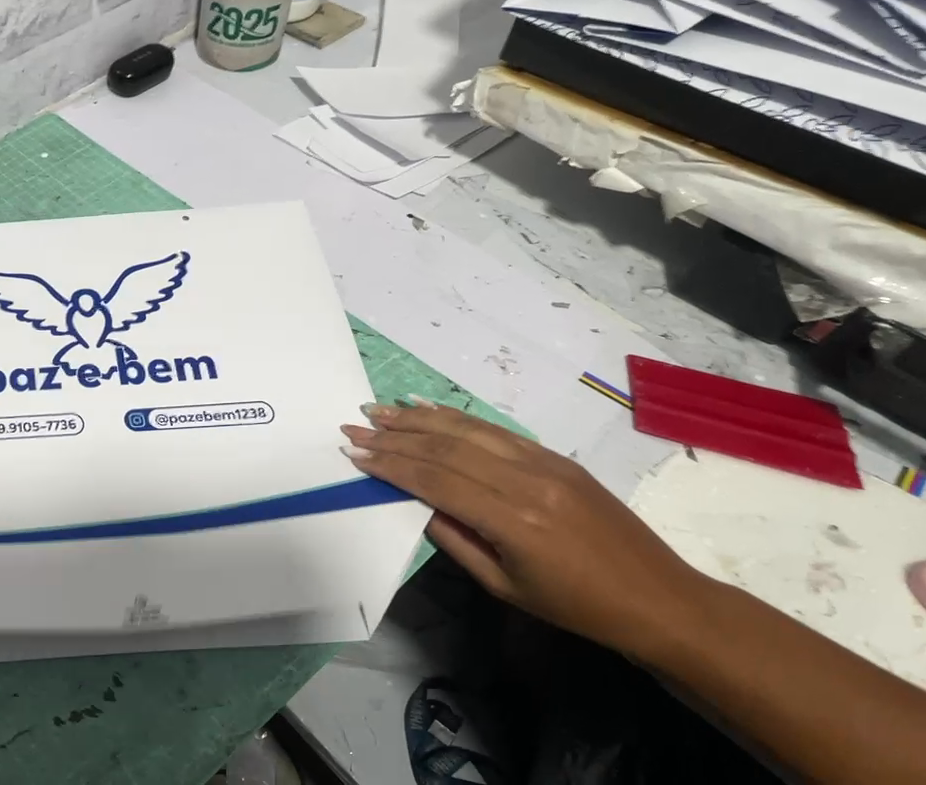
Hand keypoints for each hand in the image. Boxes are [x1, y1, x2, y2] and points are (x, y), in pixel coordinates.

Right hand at [341, 402, 704, 660]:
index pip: (436, 481)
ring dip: (417, 419)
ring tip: (378, 411)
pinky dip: (454, 416)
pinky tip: (426, 408)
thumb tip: (414, 501)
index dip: (390, 465)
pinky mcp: (554, 457)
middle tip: (353, 425)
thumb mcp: (504, 585)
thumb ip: (454, 539)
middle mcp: (526, 482)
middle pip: (445, 448)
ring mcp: (544, 463)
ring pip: (467, 430)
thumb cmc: (578, 606)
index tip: (353, 453)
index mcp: (514, 521)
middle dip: (393, 436)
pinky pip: (494, 429)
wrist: (662, 599)